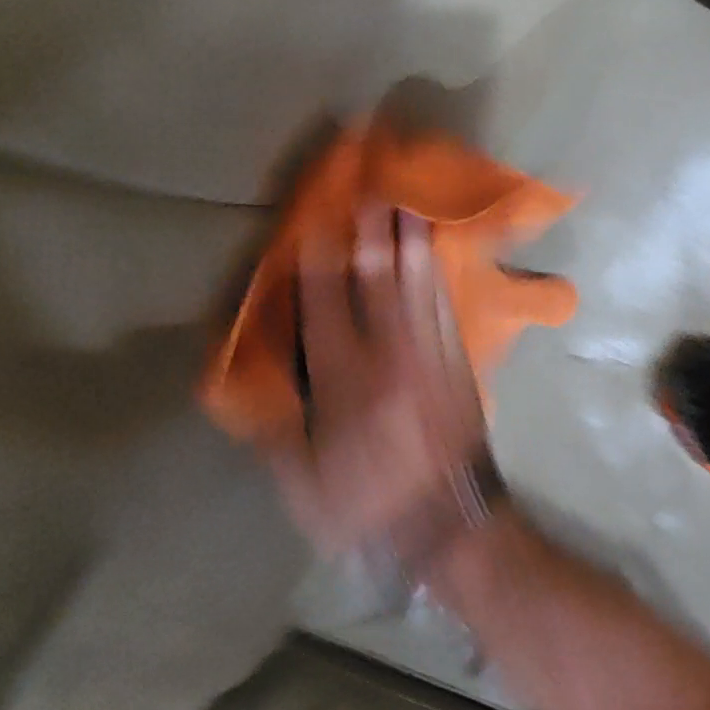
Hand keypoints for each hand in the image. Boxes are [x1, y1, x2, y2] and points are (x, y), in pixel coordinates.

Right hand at [263, 205, 488, 559]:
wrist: (452, 523)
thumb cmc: (370, 509)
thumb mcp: (303, 484)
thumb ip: (277, 428)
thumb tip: (252, 380)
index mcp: (345, 381)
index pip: (325, 304)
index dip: (318, 258)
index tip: (313, 218)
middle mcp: (391, 355)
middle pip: (376, 279)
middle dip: (369, 230)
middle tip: (367, 186)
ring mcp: (430, 353)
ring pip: (417, 282)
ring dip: (408, 238)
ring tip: (404, 199)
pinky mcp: (458, 359)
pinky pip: (443, 303)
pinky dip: (436, 270)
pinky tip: (432, 249)